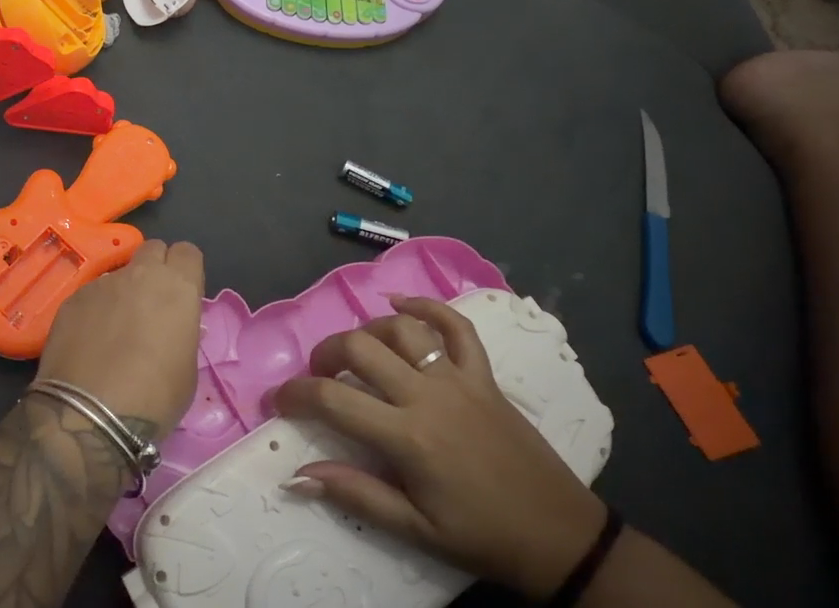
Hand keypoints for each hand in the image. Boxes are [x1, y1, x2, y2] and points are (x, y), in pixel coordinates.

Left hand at [36, 240, 203, 438]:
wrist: (90, 415)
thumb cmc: (154, 398)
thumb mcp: (187, 367)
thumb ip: (180, 332)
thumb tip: (168, 325)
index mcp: (177, 287)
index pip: (187, 252)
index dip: (185, 271)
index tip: (182, 295)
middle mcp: (139, 275)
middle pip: (152, 250)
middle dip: (155, 269)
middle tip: (152, 305)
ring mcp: (101, 284)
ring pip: (119, 275)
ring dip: (123, 293)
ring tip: (114, 332)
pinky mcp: (71, 300)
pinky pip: (91, 295)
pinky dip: (95, 311)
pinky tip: (89, 343)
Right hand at [272, 295, 606, 599]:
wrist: (558, 534)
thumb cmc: (480, 535)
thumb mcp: (414, 529)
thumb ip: (354, 493)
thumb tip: (296, 475)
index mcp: (407, 437)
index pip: (333, 399)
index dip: (296, 394)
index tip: (280, 400)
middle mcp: (428, 395)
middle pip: (360, 348)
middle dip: (325, 354)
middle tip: (317, 375)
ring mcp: (459, 379)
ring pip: (401, 328)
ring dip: (368, 330)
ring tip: (356, 352)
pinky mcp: (484, 375)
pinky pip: (456, 326)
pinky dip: (426, 306)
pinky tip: (400, 303)